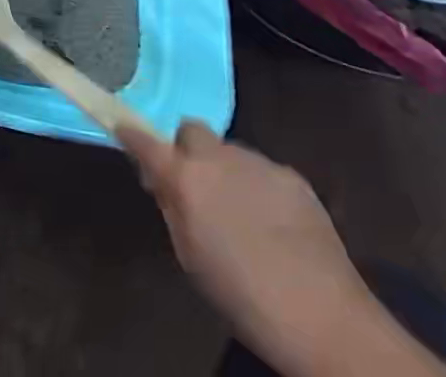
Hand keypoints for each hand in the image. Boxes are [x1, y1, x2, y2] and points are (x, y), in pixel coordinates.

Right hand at [119, 123, 378, 364]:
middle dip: (185, 149)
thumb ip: (172, 207)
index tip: (123, 132)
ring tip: (238, 212)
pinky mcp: (293, 176)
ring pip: (228, 151)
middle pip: (190, 130)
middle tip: (192, 185)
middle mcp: (218, 158)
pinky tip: (271, 223)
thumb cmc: (239, 294)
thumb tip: (161, 180)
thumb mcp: (188, 254)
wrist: (322, 316)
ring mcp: (259, 163)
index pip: (145, 140)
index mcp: (185, 178)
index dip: (131, 135)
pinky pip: (261, 170)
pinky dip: (256, 186)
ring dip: (223, 169)